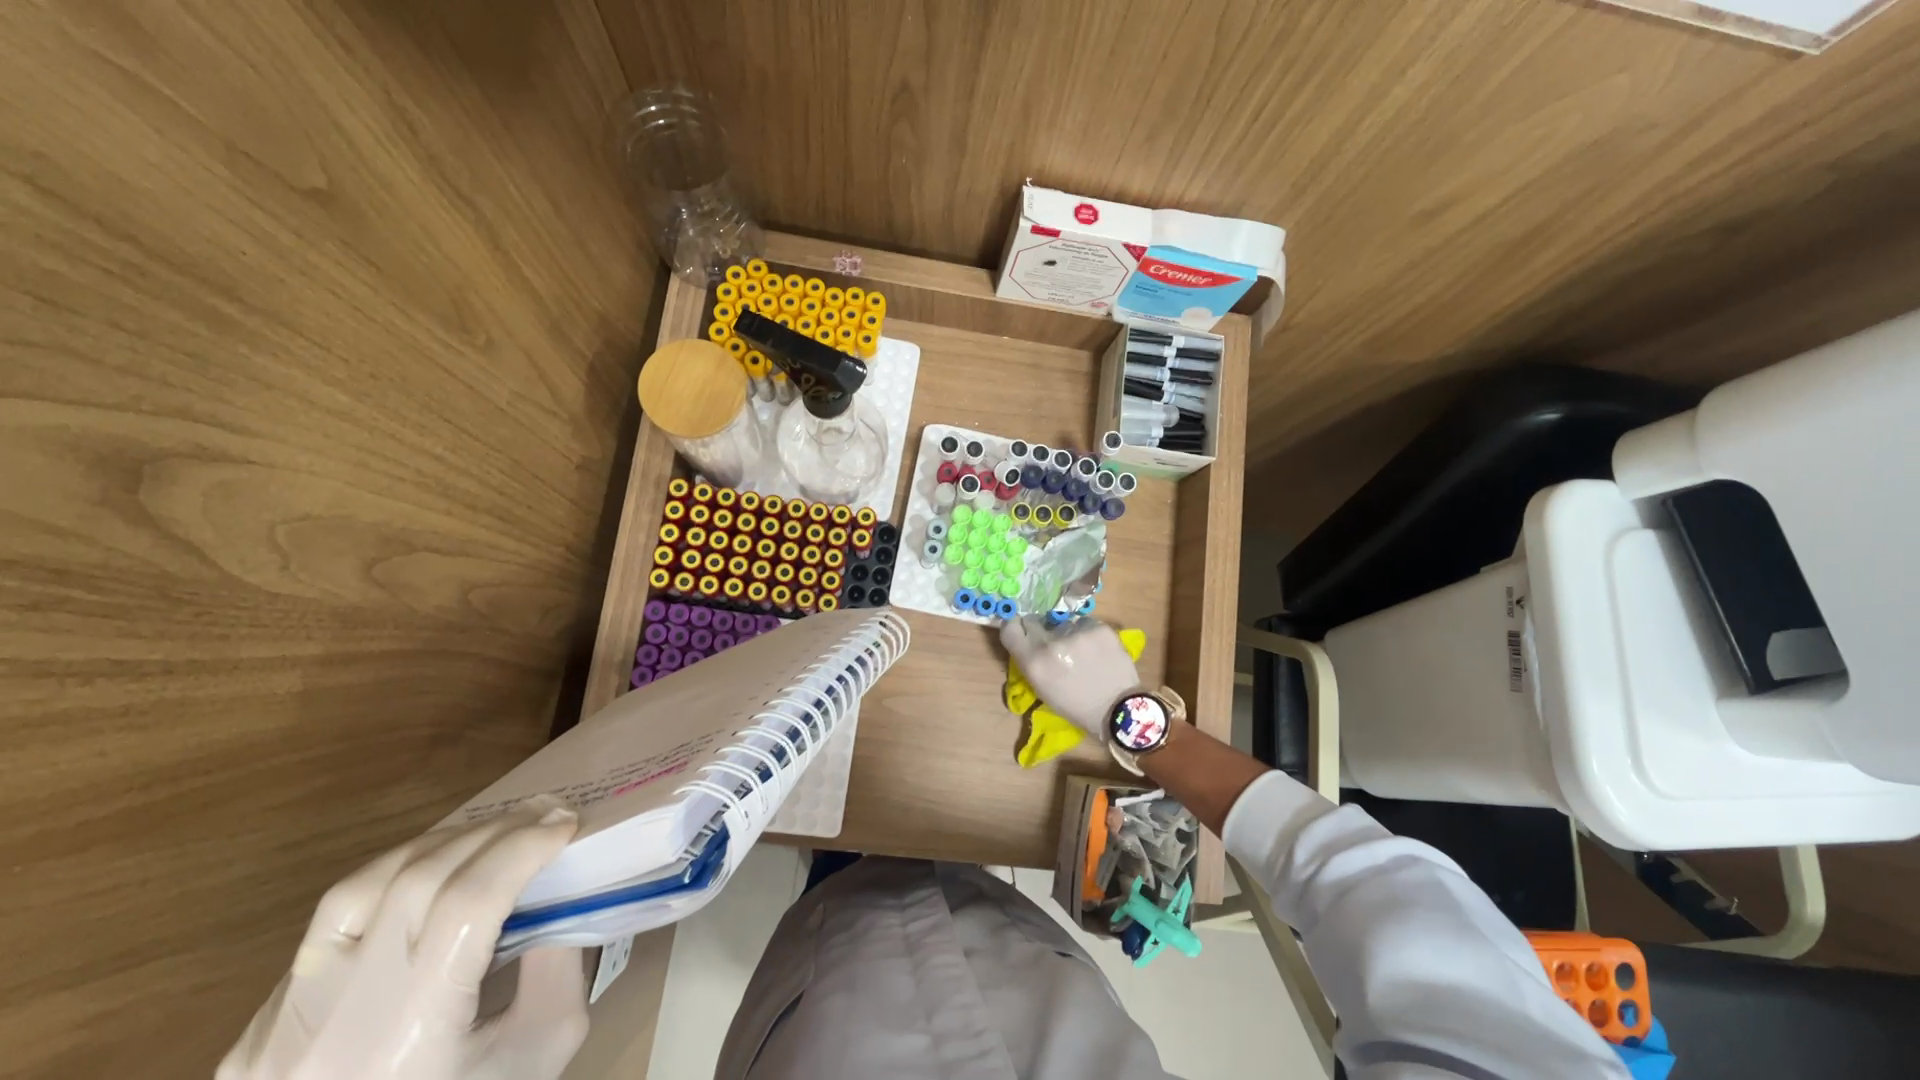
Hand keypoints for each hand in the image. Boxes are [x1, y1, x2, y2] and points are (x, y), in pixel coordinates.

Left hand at [218, 796, 589, 1079]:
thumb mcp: (533, 1060)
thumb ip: (556, 978)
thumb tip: (556, 906)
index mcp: (407, 1032)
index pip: (466, 903)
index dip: (519, 850)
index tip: (565, 823)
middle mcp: (334, 1012)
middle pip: (416, 880)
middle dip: (490, 835)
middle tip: (542, 815)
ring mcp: (282, 1017)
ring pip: (359, 888)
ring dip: (436, 845)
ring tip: (490, 836)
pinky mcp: (258, 1026)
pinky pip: (326, 929)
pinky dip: (384, 885)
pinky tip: (421, 882)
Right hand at [1000, 616, 1141, 737]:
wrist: (1118, 708)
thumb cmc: (1075, 706)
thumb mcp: (1042, 689)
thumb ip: (1030, 661)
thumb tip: (1025, 637)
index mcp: (1034, 663)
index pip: (1010, 629)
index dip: (1014, 628)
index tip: (1021, 630)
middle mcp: (1052, 644)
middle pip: (1034, 620)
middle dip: (1039, 630)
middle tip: (1052, 643)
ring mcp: (1077, 633)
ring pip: (1062, 622)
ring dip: (1066, 633)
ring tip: (1080, 651)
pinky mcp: (1099, 628)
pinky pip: (1084, 623)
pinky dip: (1087, 633)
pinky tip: (1096, 649)